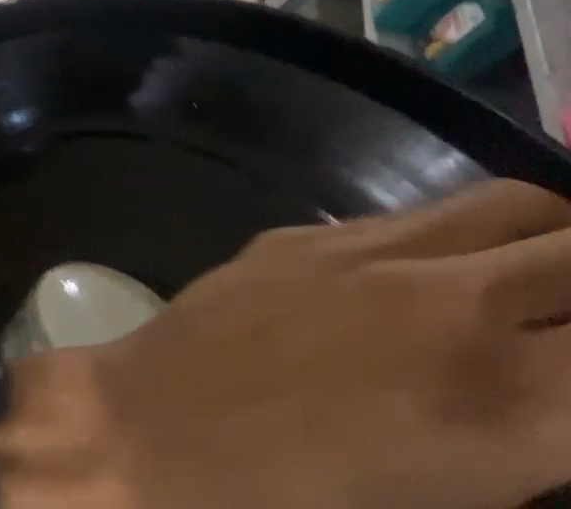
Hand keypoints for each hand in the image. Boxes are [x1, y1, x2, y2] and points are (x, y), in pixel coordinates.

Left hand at [0, 179, 570, 508]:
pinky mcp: (300, 236)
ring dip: (552, 240)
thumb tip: (548, 387)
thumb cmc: (303, 501)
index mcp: (519, 405)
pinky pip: (414, 215)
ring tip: (548, 281)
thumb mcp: (461, 495)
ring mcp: (367, 256)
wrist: (156, 435)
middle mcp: (454, 307)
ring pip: (515, 207)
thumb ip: (534, 435)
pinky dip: (459, 237)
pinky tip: (445, 273)